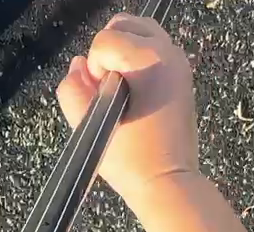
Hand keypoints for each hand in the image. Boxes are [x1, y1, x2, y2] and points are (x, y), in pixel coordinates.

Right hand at [56, 13, 199, 205]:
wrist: (168, 184)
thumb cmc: (133, 163)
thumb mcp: (91, 128)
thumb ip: (73, 91)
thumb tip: (76, 68)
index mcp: (149, 60)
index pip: (104, 40)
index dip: (94, 68)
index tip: (103, 97)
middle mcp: (168, 52)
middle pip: (123, 24)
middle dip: (107, 52)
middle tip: (108, 90)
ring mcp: (178, 62)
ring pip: (139, 33)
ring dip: (122, 55)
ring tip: (119, 93)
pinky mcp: (180, 76)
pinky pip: (152, 52)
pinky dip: (137, 64)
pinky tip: (132, 96)